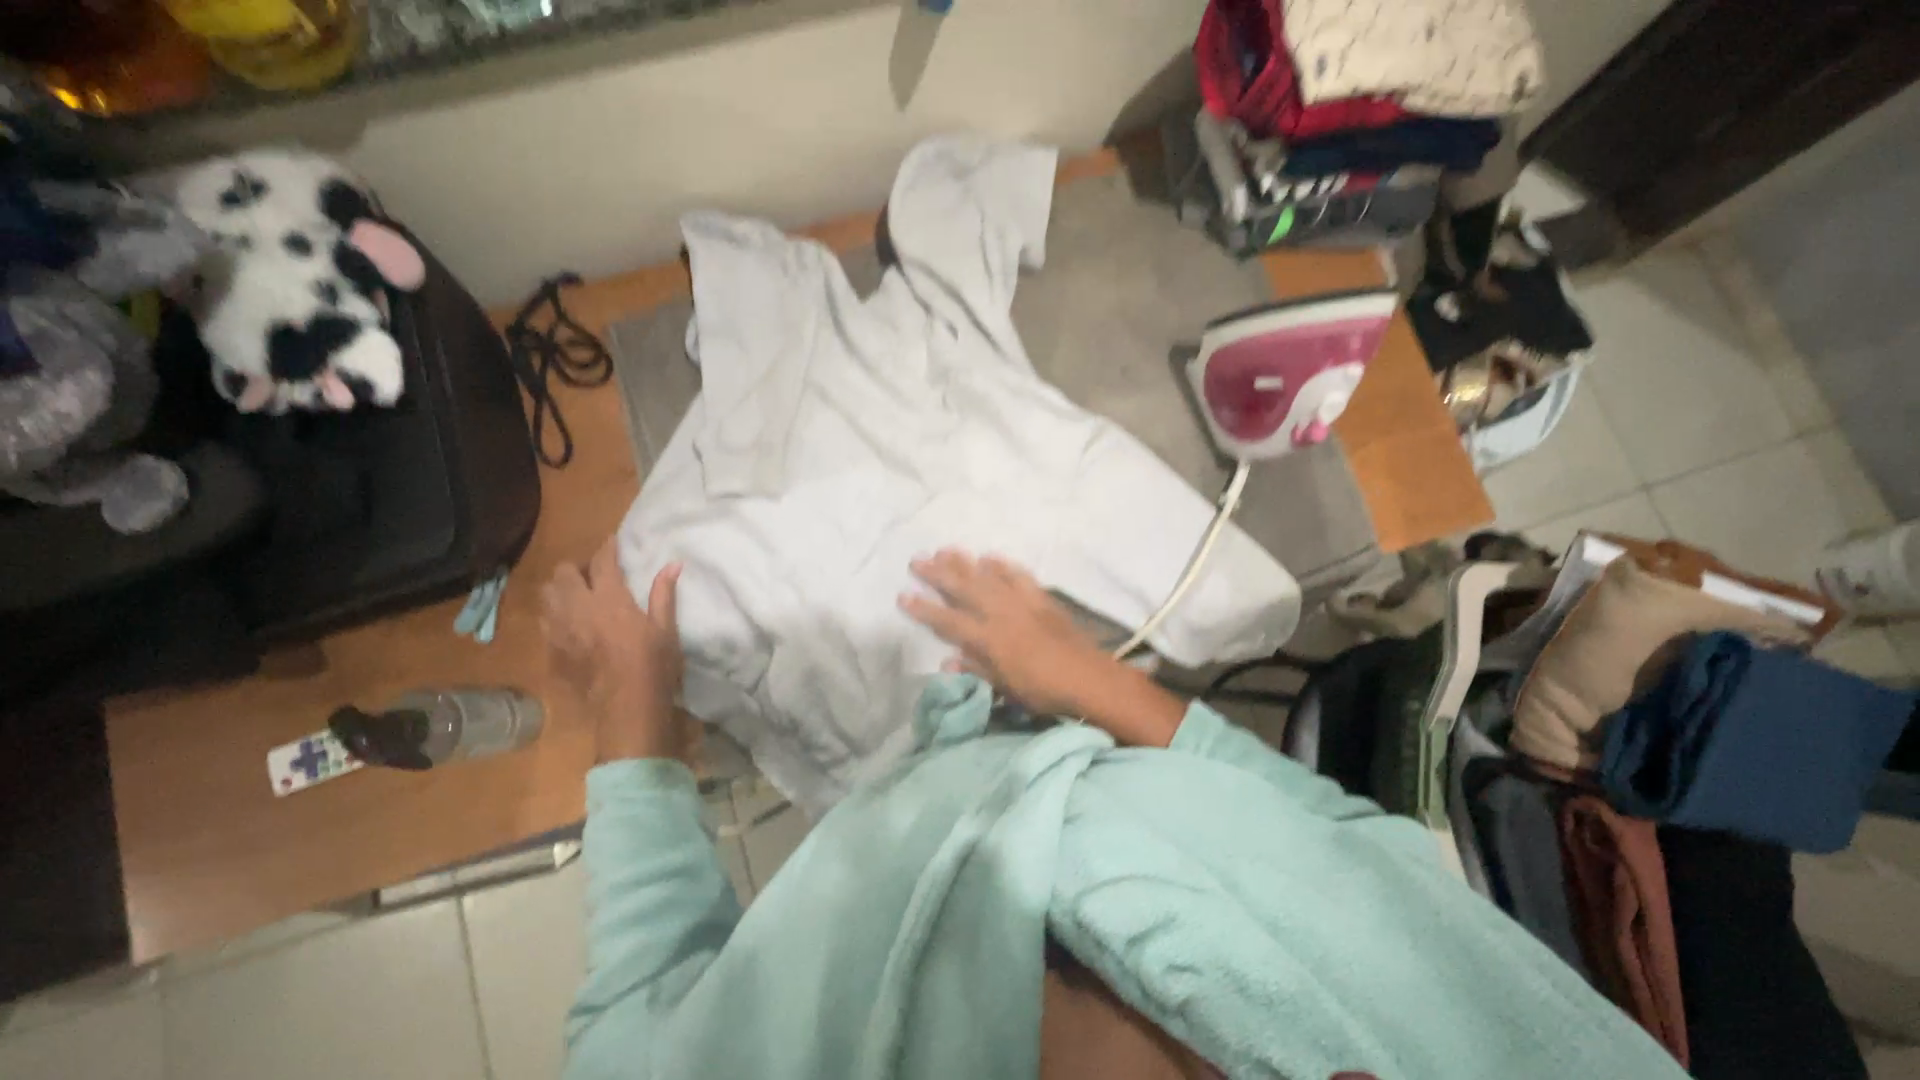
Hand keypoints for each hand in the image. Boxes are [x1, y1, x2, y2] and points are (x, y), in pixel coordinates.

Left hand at [542, 539, 693, 764]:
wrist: (626, 709)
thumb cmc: (653, 667)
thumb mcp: (666, 630)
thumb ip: (664, 595)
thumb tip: (673, 564)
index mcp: (610, 600)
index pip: (602, 562)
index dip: (606, 548)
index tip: (611, 541)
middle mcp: (578, 609)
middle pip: (564, 573)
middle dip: (576, 568)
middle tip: (592, 574)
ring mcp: (560, 631)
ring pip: (547, 596)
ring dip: (560, 590)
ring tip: (575, 596)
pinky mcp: (552, 652)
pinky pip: (545, 624)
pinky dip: (555, 617)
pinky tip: (569, 625)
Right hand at [900, 550, 1184, 744]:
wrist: (1089, 679)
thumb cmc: (1044, 691)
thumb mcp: (1005, 688)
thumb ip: (976, 670)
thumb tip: (947, 661)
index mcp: (989, 639)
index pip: (948, 620)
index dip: (924, 608)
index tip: (903, 595)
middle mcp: (1002, 614)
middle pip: (964, 589)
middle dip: (939, 573)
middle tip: (917, 560)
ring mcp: (1023, 602)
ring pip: (988, 576)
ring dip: (965, 563)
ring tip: (945, 549)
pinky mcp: (1043, 599)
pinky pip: (1019, 576)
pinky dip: (1003, 566)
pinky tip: (990, 557)